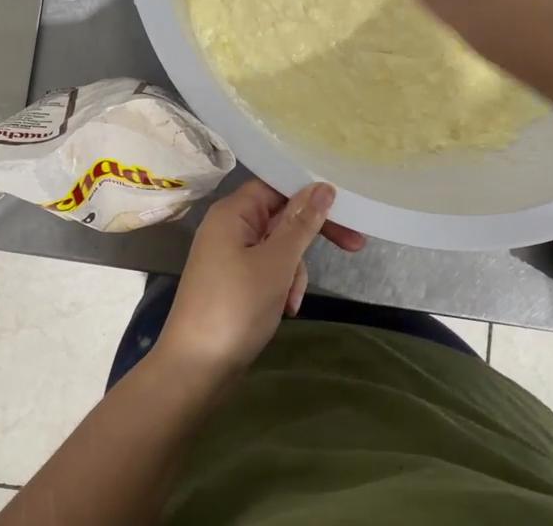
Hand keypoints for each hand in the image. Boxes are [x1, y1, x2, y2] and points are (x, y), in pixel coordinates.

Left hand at [156, 180, 365, 376]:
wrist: (197, 367)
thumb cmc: (236, 307)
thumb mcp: (276, 263)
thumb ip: (301, 224)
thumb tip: (323, 187)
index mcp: (232, 213)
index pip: (276, 185)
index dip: (309, 193)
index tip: (344, 207)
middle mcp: (228, 227)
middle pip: (280, 216)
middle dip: (310, 237)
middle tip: (355, 247)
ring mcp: (229, 256)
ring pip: (278, 247)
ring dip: (294, 271)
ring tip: (292, 300)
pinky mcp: (233, 282)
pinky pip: (267, 270)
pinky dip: (281, 285)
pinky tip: (286, 309)